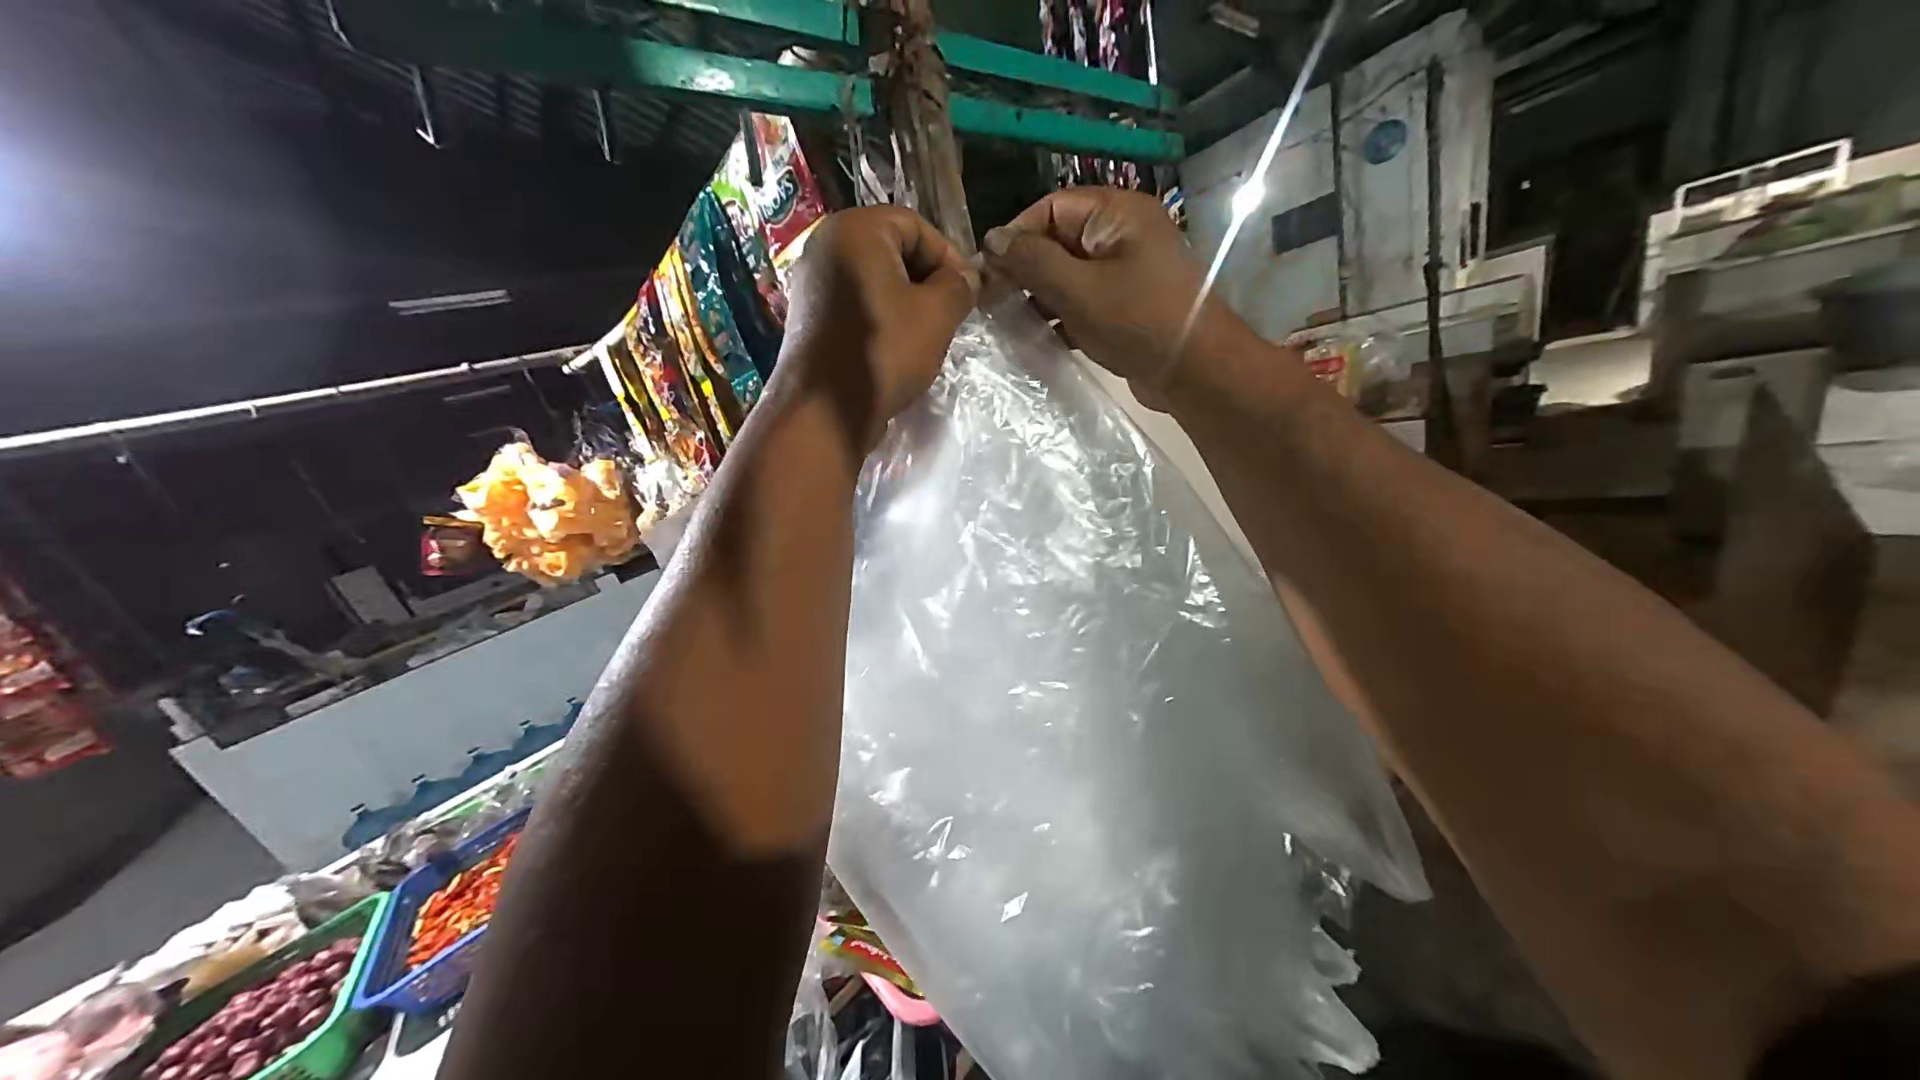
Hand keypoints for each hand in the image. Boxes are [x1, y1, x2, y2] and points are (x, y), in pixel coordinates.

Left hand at [775, 206, 978, 452]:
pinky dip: (880, 317)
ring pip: (875, 280)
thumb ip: (958, 286)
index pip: (915, 226)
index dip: (948, 257)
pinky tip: (894, 348)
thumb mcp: (936, 316)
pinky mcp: (809, 316)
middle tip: (948, 315)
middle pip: (892, 250)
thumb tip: (966, 277)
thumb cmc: (883, 353)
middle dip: (926, 280)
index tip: (966, 293)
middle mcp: (825, 247)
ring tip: (924, 336)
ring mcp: (812, 283)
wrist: (824, 412)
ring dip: (905, 302)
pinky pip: (855, 303)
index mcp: (854, 231)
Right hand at [982, 187, 1257, 397]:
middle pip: (1059, 240)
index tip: (987, 271)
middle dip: (1025, 268)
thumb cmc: (1138, 321)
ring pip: (1069, 274)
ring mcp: (1126, 272)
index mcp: (1117, 214)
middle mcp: (1122, 235)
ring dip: (1039, 296)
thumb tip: (992, 240)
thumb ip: (1032, 261)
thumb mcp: (1078, 289)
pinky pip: (1083, 301)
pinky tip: (1037, 337)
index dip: (1016, 235)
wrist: (1197, 371)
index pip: (1051, 207)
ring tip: (1008, 320)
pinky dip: (1060, 316)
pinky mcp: (1126, 306)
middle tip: (993, 300)